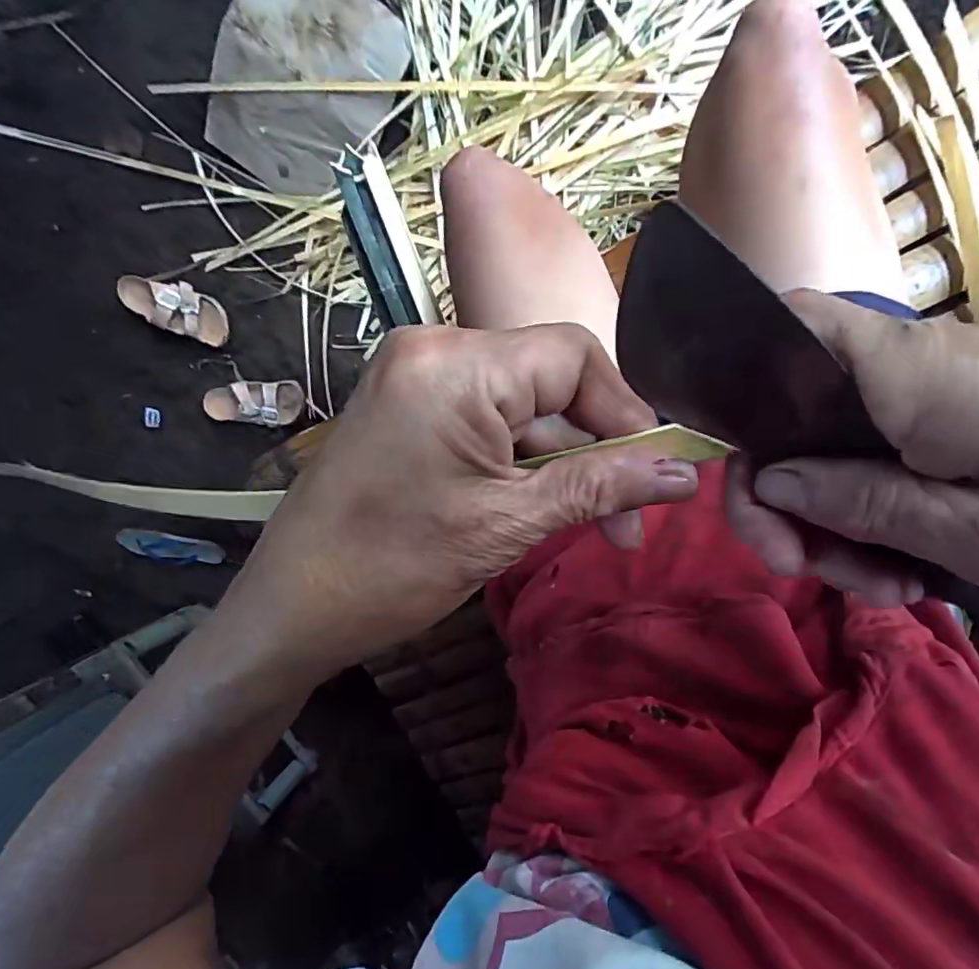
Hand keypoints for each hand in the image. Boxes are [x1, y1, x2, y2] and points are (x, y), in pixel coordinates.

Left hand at [215, 322, 700, 683]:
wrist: (294, 608)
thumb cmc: (395, 568)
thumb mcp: (511, 525)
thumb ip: (603, 488)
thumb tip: (684, 476)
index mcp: (457, 367)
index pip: (575, 356)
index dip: (625, 411)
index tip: (654, 472)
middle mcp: (439, 350)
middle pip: (556, 382)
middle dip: (600, 450)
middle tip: (629, 522)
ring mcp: (423, 376)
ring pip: (532, 409)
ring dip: (570, 465)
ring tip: (598, 528)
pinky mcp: (418, 406)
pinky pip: (498, 422)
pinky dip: (532, 464)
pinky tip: (548, 509)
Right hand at [727, 291, 978, 601]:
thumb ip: (875, 505)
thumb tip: (772, 480)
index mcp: (917, 372)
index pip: (790, 325)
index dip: (738, 381)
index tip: (745, 483)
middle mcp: (911, 365)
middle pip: (795, 412)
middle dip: (785, 499)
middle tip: (813, 574)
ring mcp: (926, 395)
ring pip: (831, 450)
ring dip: (836, 526)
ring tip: (891, 589)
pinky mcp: (944, 422)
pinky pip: (875, 464)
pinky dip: (873, 521)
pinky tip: (910, 572)